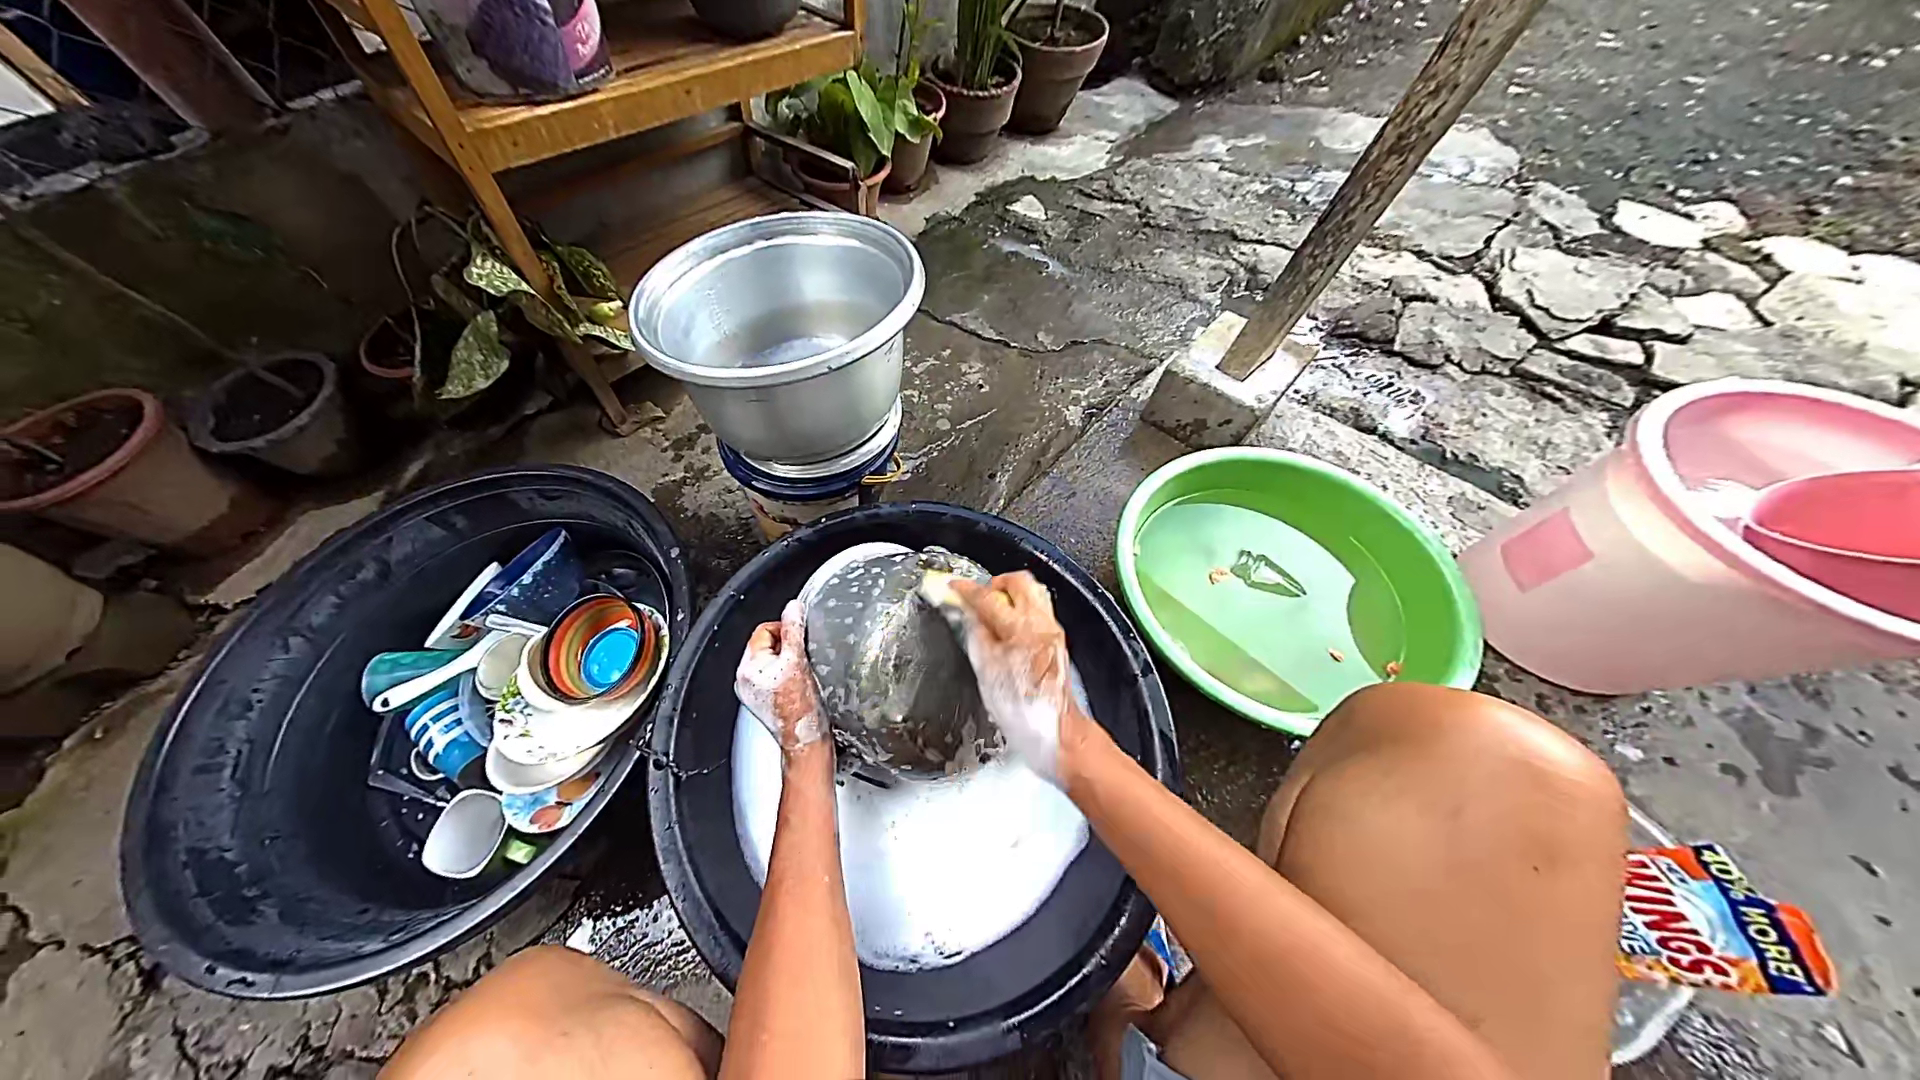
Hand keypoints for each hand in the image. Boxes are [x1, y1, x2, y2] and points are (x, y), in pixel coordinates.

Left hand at [736, 599, 825, 753]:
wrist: (805, 739)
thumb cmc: (800, 708)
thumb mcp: (798, 661)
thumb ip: (793, 631)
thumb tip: (793, 608)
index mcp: (748, 668)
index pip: (763, 630)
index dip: (784, 629)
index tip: (798, 638)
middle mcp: (746, 679)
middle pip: (768, 644)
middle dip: (787, 647)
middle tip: (801, 658)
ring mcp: (754, 691)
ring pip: (773, 659)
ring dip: (789, 661)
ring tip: (801, 673)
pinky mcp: (765, 699)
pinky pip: (776, 675)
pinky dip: (788, 674)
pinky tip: (799, 684)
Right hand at [943, 572, 1080, 782]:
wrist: (1058, 730)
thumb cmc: (1023, 710)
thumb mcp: (986, 672)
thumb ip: (976, 636)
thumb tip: (968, 615)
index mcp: (1020, 629)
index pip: (988, 596)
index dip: (966, 589)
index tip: (952, 587)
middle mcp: (1041, 623)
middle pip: (1019, 581)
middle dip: (994, 583)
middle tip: (976, 596)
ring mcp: (1052, 629)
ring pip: (1032, 592)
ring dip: (1010, 593)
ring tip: (991, 609)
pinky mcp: (1056, 639)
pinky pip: (1038, 609)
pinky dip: (1019, 608)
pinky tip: (1007, 626)